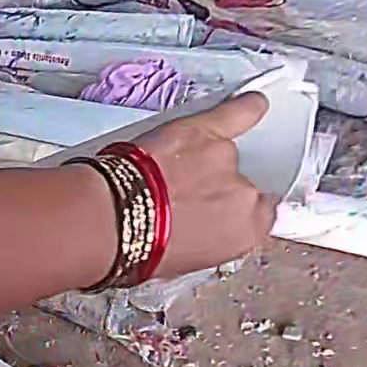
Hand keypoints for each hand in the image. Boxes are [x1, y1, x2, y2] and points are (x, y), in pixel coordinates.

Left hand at [136, 93, 277, 276]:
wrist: (111, 221)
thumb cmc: (137, 246)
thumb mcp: (179, 261)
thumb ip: (201, 240)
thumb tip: (191, 232)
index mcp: (243, 232)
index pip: (255, 215)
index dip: (229, 211)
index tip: (214, 211)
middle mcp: (242, 193)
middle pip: (234, 183)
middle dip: (206, 189)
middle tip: (172, 198)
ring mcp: (223, 158)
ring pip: (218, 154)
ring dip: (195, 161)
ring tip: (160, 174)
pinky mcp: (201, 130)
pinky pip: (233, 113)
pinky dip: (242, 108)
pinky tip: (251, 104)